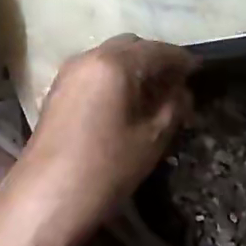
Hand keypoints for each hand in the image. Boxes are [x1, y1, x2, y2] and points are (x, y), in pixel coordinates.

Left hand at [0, 36, 196, 245]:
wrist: (45, 199)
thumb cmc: (105, 168)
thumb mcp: (152, 138)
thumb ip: (174, 106)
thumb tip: (182, 90)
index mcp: (115, 63)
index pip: (158, 50)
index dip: (182, 60)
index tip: (200, 73)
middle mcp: (88, 57)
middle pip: (131, 47)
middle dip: (156, 61)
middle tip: (177, 86)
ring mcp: (67, 73)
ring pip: (110, 59)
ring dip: (134, 70)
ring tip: (153, 98)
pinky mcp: (56, 92)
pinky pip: (93, 73)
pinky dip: (113, 80)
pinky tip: (125, 105)